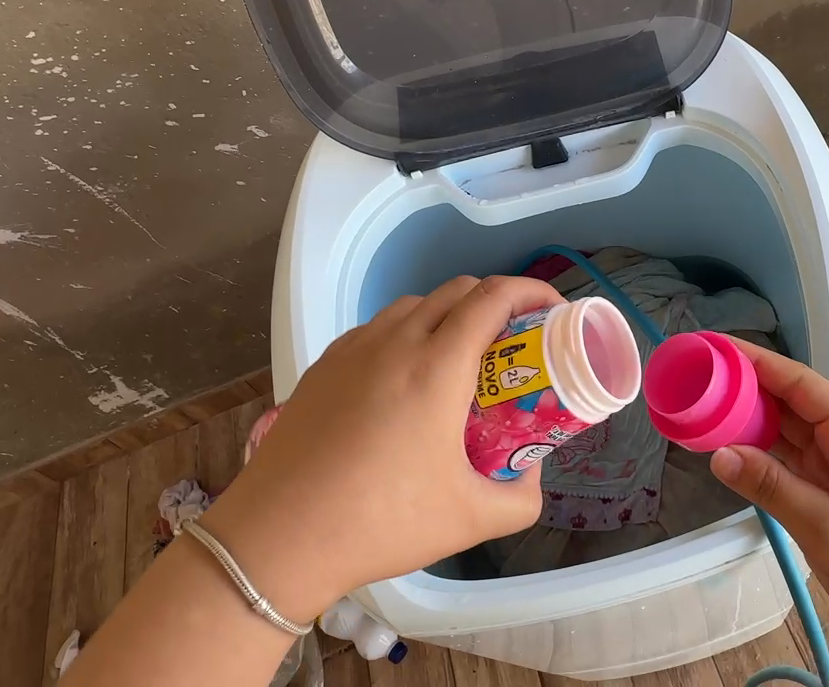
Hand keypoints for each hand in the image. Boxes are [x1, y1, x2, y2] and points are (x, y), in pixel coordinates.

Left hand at [198, 275, 562, 621]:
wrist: (275, 539)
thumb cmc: (380, 523)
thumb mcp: (469, 519)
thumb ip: (520, 498)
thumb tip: (533, 473)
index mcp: (439, 367)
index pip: (494, 297)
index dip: (532, 292)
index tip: (552, 312)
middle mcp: (398, 341)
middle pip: (459, 289)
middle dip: (497, 301)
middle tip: (514, 339)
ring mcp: (355, 348)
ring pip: (417, 304)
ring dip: (451, 313)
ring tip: (461, 356)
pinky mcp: (325, 363)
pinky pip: (380, 326)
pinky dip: (409, 331)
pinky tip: (405, 375)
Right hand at [708, 341, 828, 685]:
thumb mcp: (826, 529)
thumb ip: (771, 487)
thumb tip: (719, 454)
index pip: (800, 383)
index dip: (757, 361)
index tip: (716, 346)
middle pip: (792, 404)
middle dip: (747, 389)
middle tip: (697, 380)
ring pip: (791, 434)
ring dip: (752, 423)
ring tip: (705, 409)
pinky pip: (795, 464)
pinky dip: (764, 457)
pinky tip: (734, 451)